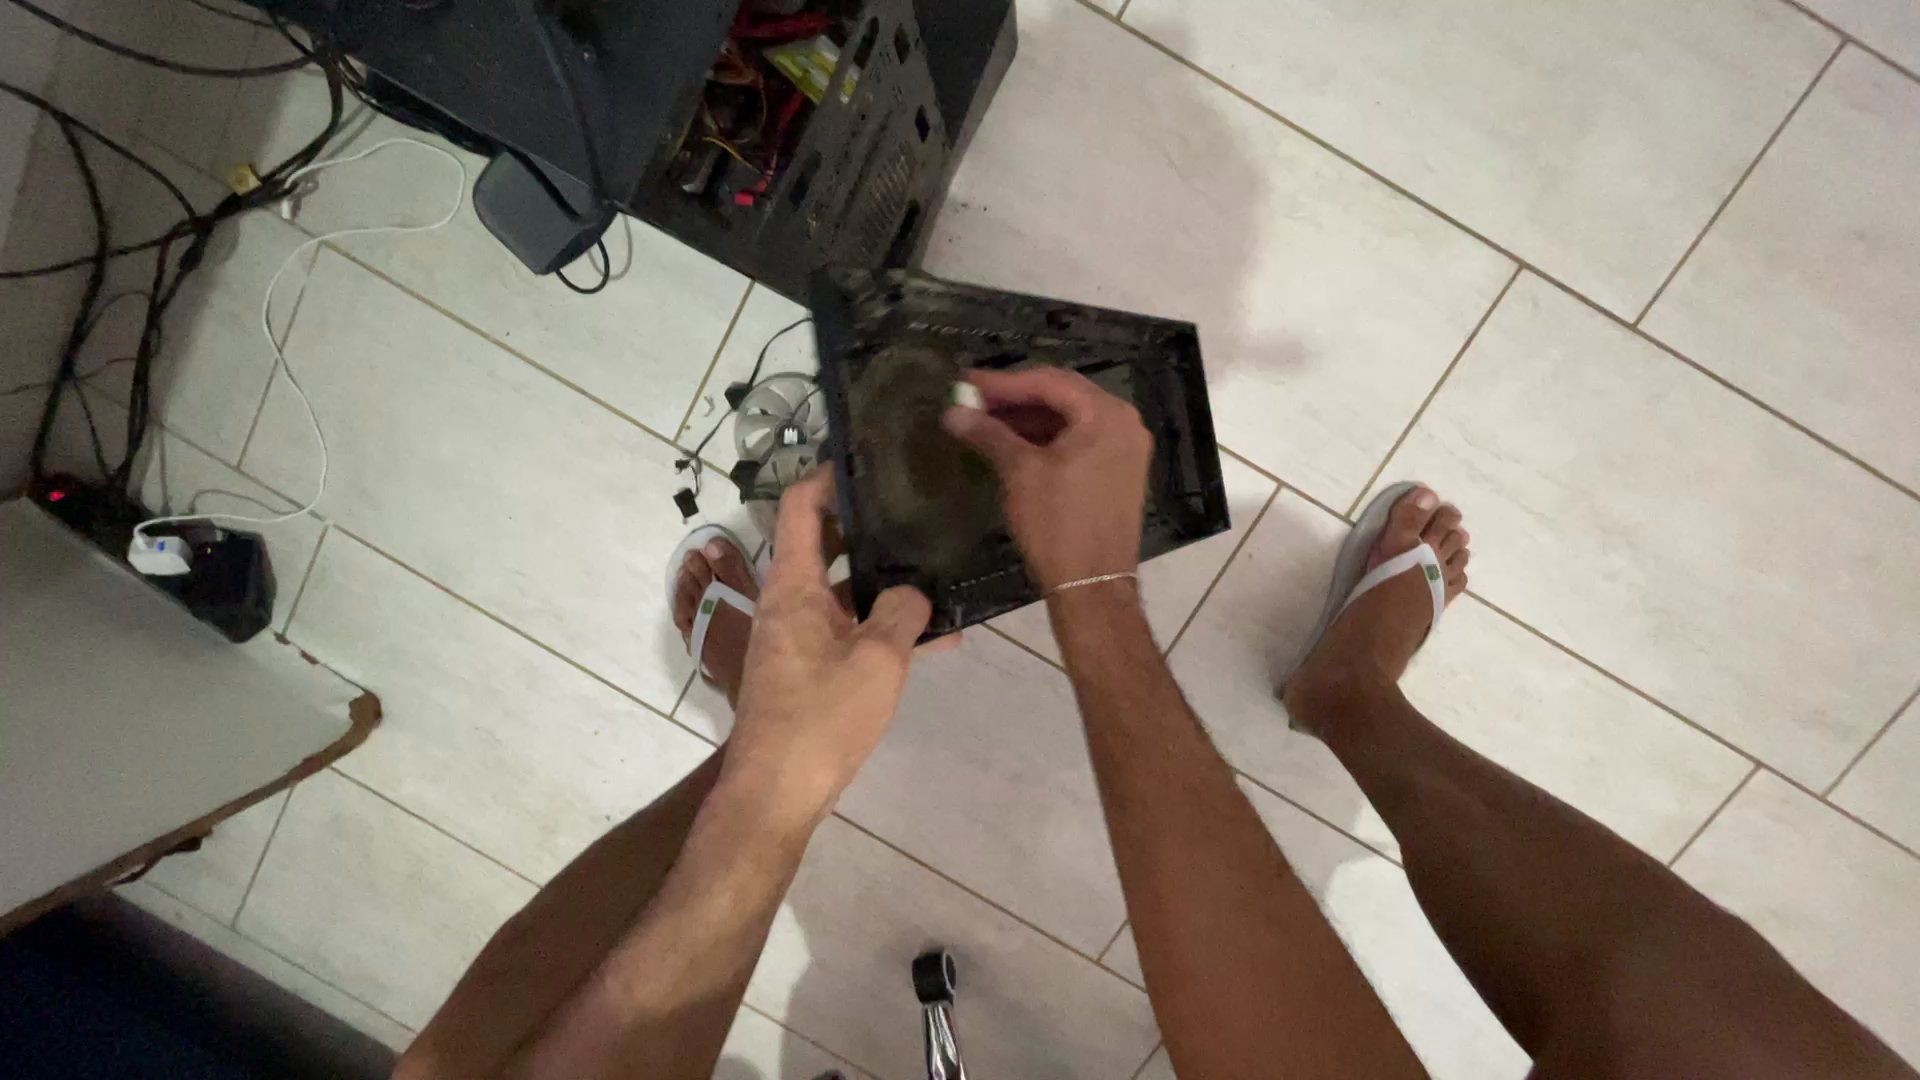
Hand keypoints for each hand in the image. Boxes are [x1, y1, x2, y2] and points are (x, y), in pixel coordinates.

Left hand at [722, 470, 932, 826]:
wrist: (777, 791)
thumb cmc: (822, 716)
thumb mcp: (878, 659)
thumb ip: (901, 613)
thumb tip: (912, 593)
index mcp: (794, 586)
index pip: (799, 508)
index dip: (827, 478)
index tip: (867, 466)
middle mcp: (789, 602)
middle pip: (825, 546)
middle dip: (870, 531)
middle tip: (916, 517)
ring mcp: (797, 637)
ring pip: (843, 593)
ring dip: (885, 588)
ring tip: (939, 581)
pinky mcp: (807, 668)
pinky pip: (847, 631)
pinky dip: (880, 629)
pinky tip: (932, 642)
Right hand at [941, 367, 1152, 591]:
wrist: (1092, 586)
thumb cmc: (1057, 524)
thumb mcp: (1019, 473)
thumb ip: (988, 434)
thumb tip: (952, 412)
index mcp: (1106, 415)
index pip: (1048, 382)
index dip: (1002, 382)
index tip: (964, 383)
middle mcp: (1124, 424)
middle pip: (1062, 397)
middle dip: (1015, 399)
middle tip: (972, 401)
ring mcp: (1126, 449)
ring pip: (1070, 421)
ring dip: (1028, 420)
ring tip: (986, 423)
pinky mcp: (1120, 473)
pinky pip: (1080, 443)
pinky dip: (1047, 441)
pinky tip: (1014, 446)